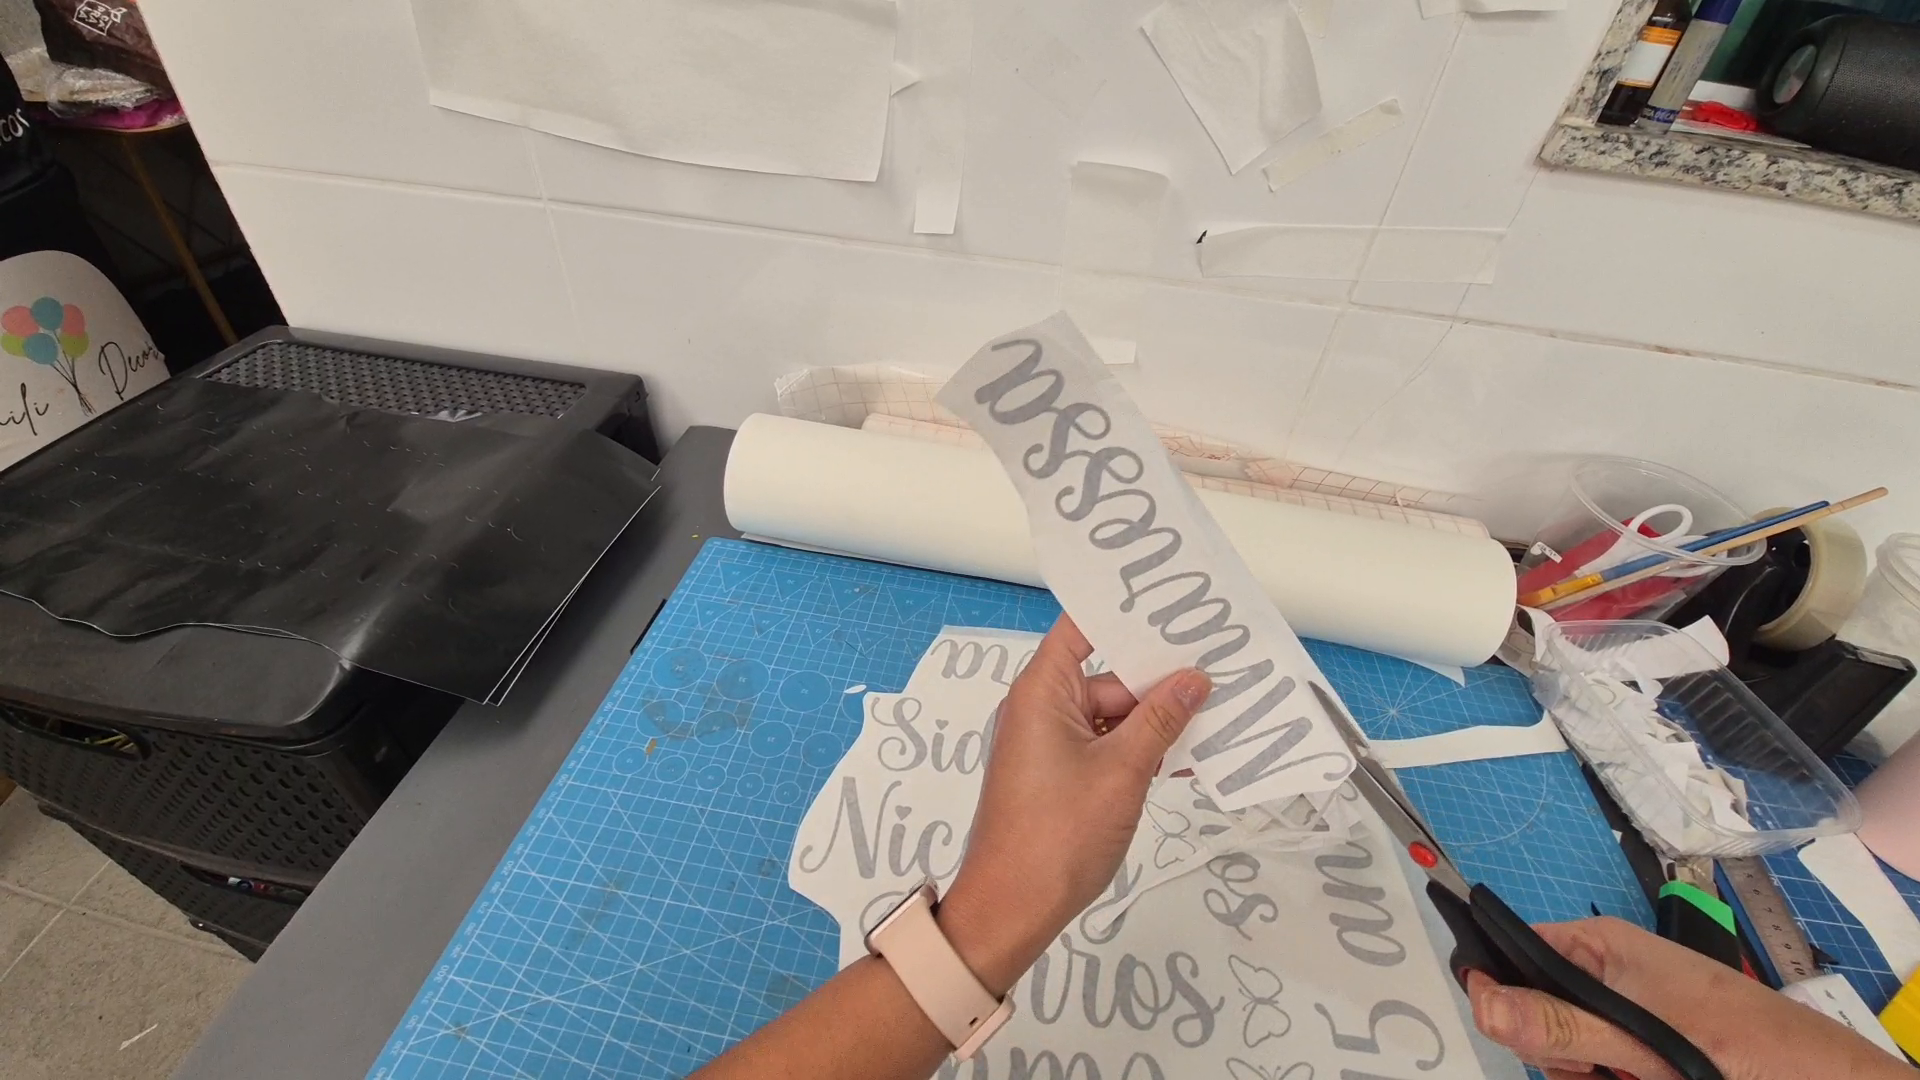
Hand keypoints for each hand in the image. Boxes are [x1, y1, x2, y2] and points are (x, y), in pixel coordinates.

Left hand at [935, 615, 1211, 995]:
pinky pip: (1102, 745)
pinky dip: (1136, 749)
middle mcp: (1041, 707)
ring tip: (1216, 714)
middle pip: (1105, 675)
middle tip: (1217, 669)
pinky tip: (1185, 758)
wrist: (1012, 907)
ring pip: (1109, 715)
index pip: (1079, 629)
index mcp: (1042, 690)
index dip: (1120, 613)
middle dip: (1156, 679)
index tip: (1168, 605)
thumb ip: (1162, 720)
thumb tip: (1196, 678)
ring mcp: (1049, 742)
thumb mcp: (1123, 771)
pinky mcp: (1057, 772)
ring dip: (1154, 721)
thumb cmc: (1060, 832)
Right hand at [1467, 916, 1915, 1079]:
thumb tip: (1477, 1003)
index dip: (1502, 992)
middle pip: (1533, 1008)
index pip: (1509, 950)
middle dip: (1558, 1051)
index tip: (1529, 1038)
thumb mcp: (1652, 1042)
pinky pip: (1598, 1068)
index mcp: (1596, 946)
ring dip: (1588, 1076)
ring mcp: (1628, 1017)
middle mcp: (1604, 974)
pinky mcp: (1647, 1054)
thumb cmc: (1755, 1055)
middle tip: (1605, 1074)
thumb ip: (1564, 1024)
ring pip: (1565, 1048)